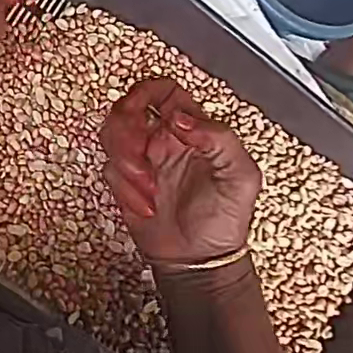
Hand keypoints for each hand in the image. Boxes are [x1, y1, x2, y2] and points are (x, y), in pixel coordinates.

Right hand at [99, 78, 260, 265]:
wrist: (200, 260)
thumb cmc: (225, 219)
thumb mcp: (242, 175)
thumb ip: (219, 138)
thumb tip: (181, 118)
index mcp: (191, 130)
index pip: (163, 92)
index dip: (147, 91)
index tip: (143, 109)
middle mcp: (162, 140)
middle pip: (126, 111)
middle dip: (128, 131)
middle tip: (142, 154)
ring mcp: (141, 161)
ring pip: (111, 137)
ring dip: (126, 161)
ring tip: (149, 188)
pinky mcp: (124, 184)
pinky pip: (110, 171)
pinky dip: (126, 189)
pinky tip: (147, 206)